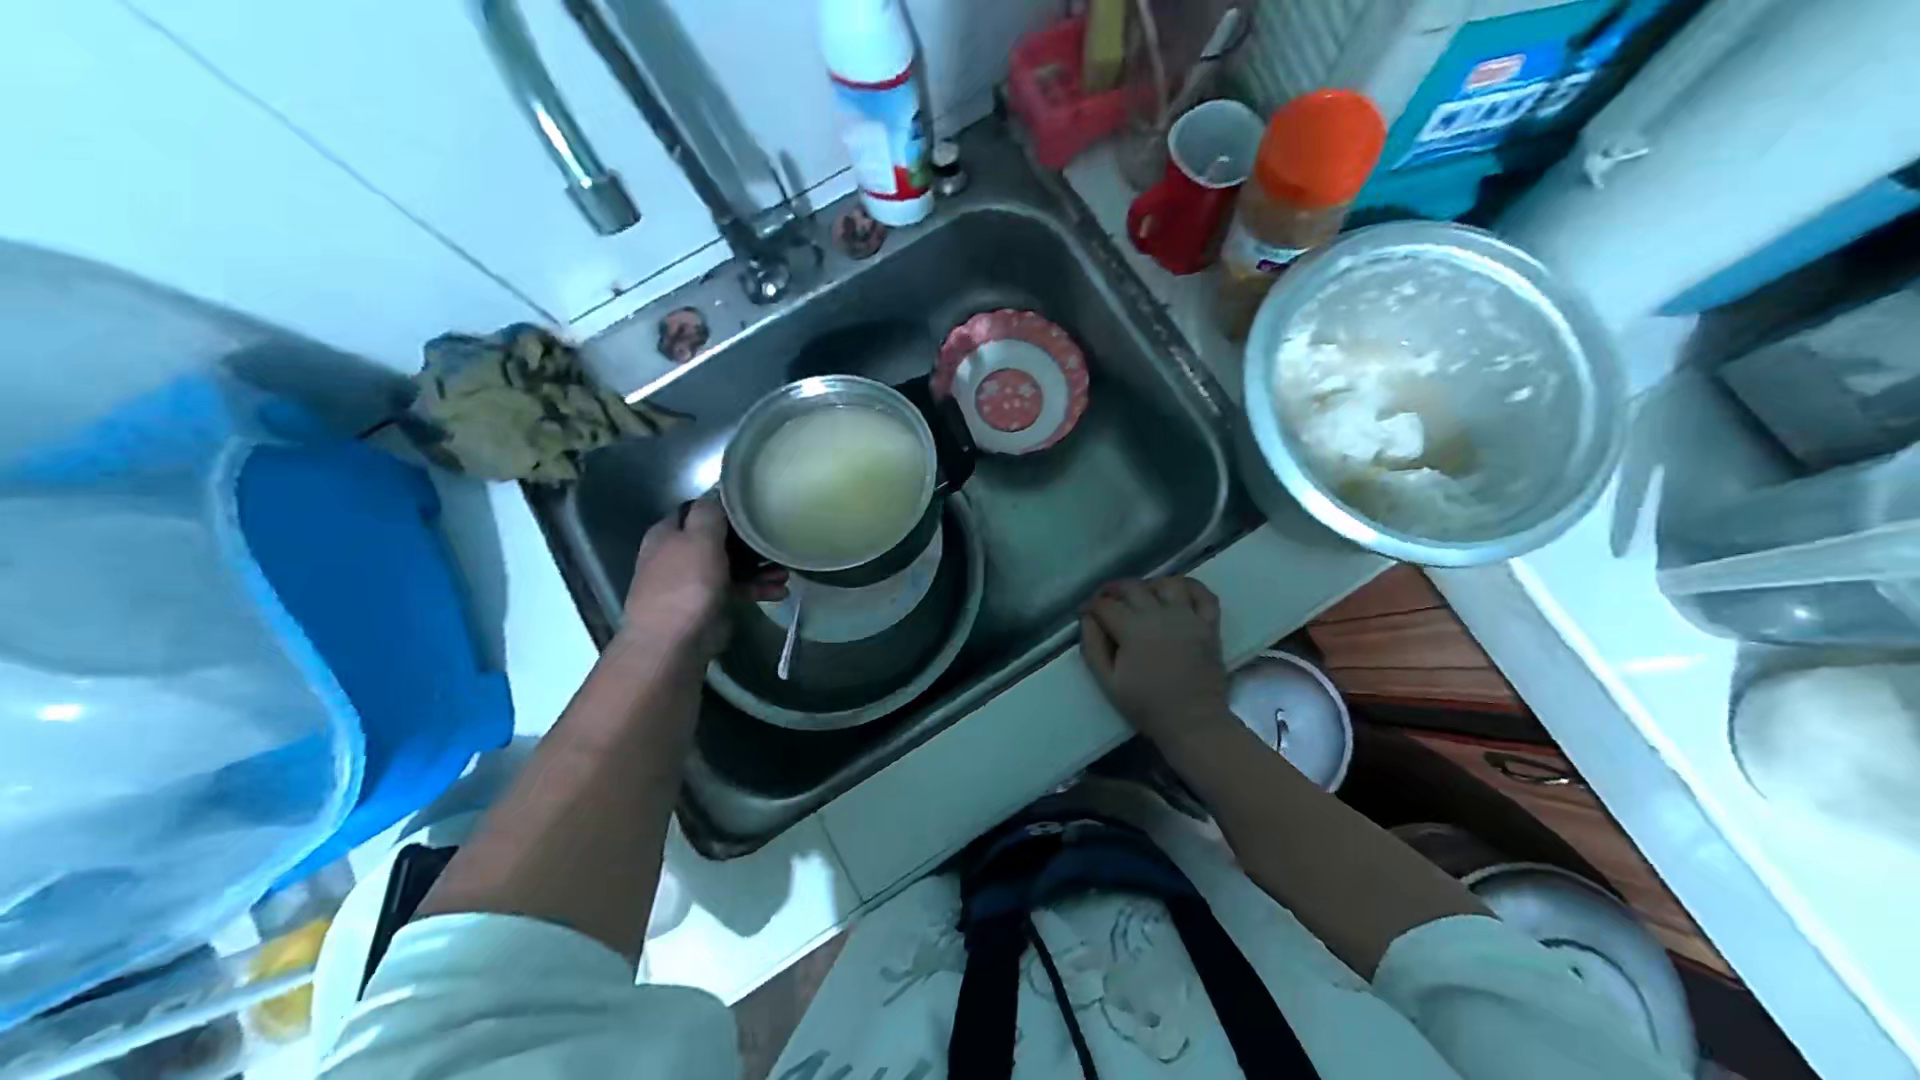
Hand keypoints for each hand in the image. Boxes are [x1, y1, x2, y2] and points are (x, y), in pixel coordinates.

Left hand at [621, 496, 784, 658]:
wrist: (674, 643)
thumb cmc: (686, 584)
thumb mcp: (699, 538)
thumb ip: (709, 512)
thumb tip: (716, 491)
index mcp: (668, 533)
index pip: (698, 509)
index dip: (724, 506)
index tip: (753, 505)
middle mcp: (679, 554)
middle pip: (720, 539)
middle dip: (750, 542)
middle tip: (776, 539)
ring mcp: (695, 581)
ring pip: (733, 566)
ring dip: (759, 568)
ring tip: (785, 571)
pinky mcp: (710, 605)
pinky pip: (738, 589)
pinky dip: (757, 589)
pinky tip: (779, 591)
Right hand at [1081, 577, 1233, 746]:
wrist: (1192, 721)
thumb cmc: (1146, 705)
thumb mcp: (1108, 681)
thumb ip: (1093, 647)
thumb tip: (1087, 619)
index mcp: (1132, 629)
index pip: (1105, 605)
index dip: (1091, 606)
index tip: (1085, 613)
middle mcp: (1160, 614)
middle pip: (1132, 587)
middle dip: (1113, 590)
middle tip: (1106, 601)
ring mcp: (1188, 617)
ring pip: (1167, 583)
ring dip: (1150, 584)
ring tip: (1142, 596)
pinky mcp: (1209, 625)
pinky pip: (1203, 595)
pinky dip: (1191, 587)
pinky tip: (1178, 592)